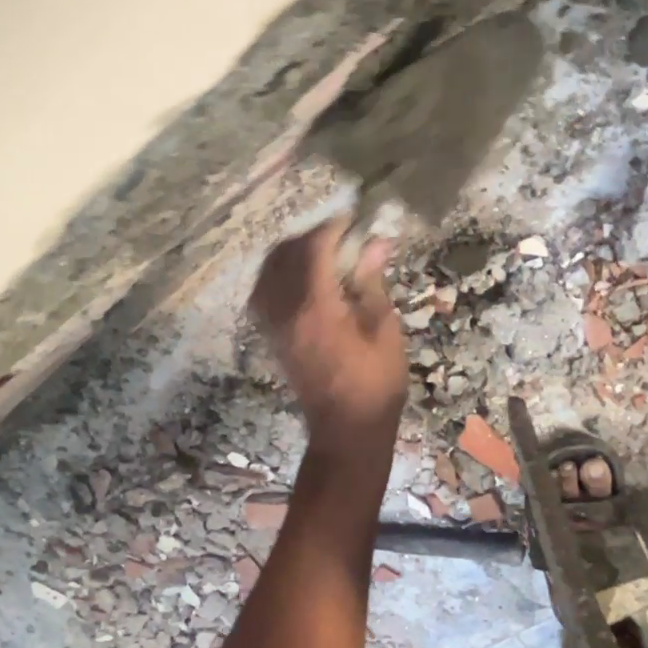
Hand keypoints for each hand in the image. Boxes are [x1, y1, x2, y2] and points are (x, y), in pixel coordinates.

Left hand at [249, 218, 405, 453]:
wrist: (347, 430)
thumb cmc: (376, 382)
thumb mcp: (384, 329)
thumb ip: (371, 282)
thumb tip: (375, 242)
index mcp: (316, 309)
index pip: (314, 250)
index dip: (333, 228)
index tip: (353, 218)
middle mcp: (285, 311)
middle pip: (285, 256)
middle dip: (310, 236)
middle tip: (340, 233)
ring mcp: (273, 325)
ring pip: (268, 272)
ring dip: (290, 252)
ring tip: (321, 251)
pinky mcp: (271, 337)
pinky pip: (263, 292)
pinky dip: (278, 274)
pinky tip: (301, 276)